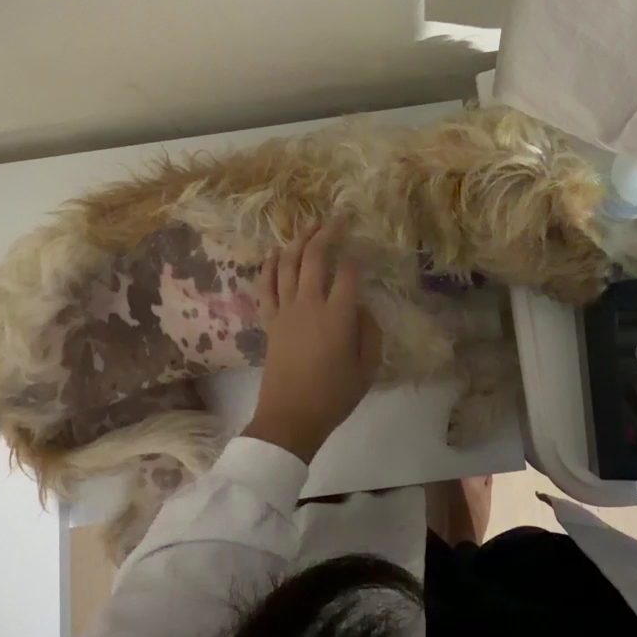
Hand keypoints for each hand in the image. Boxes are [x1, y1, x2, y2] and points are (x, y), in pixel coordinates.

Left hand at [242, 221, 381, 463]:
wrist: (290, 417)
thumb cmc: (334, 396)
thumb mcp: (367, 369)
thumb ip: (370, 333)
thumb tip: (362, 307)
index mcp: (338, 316)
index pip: (348, 273)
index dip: (356, 257)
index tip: (362, 248)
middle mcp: (310, 304)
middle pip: (315, 258)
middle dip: (327, 234)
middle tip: (337, 219)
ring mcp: (286, 310)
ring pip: (289, 264)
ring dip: (299, 241)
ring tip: (310, 226)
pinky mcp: (270, 320)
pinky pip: (266, 285)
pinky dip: (270, 265)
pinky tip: (275, 251)